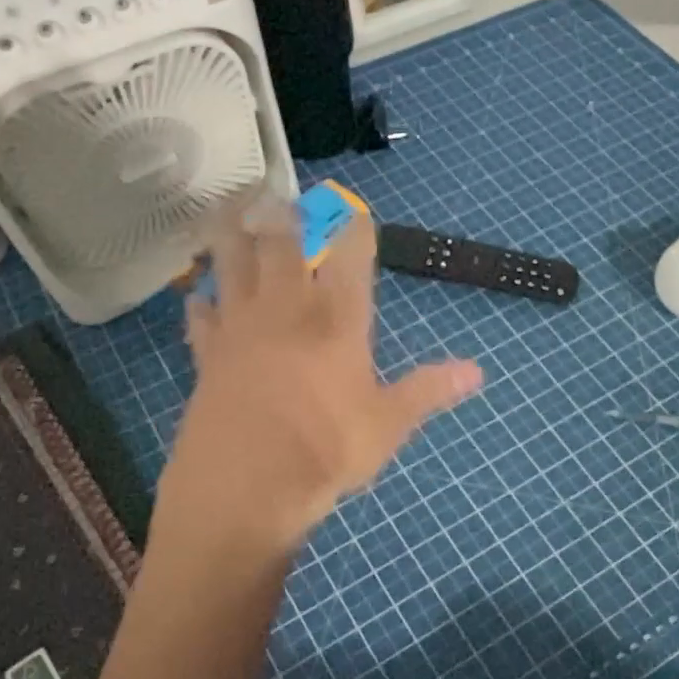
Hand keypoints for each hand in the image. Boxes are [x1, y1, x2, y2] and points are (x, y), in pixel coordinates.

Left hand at [159, 200, 482, 550]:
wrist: (245, 484)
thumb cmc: (327, 451)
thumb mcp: (388, 425)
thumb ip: (429, 390)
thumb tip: (477, 371)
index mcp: (338, 321)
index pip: (350, 257)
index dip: (355, 228)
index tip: (356, 212)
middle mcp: (287, 310)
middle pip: (282, 244)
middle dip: (285, 216)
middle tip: (279, 194)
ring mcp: (241, 328)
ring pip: (232, 263)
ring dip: (232, 234)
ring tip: (230, 211)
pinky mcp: (207, 354)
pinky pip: (201, 316)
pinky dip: (202, 302)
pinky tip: (200, 297)